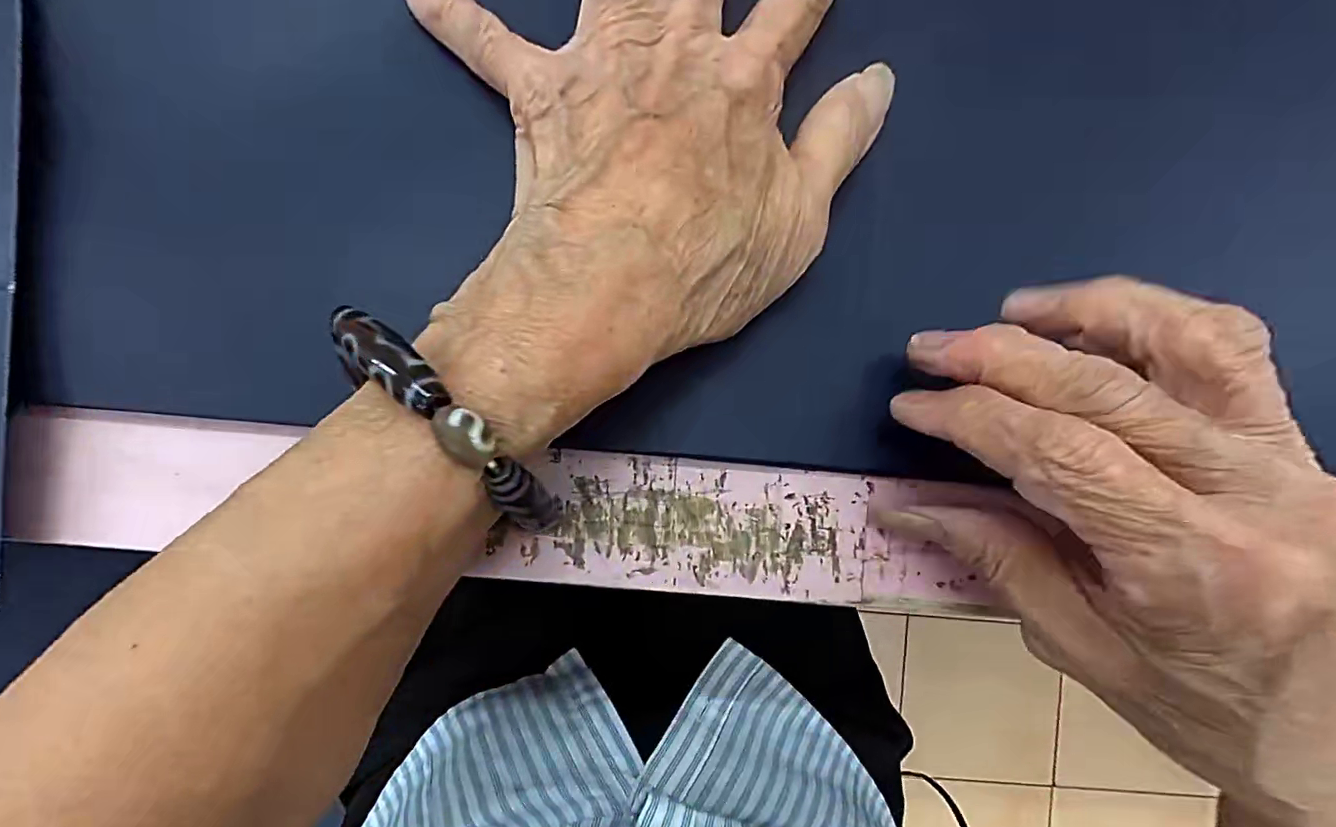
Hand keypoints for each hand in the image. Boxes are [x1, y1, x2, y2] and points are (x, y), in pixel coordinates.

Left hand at [409, 0, 894, 453]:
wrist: (610, 289)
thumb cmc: (708, 268)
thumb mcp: (798, 226)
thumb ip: (839, 146)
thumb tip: (877, 81)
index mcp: (747, 82)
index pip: (796, 3)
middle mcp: (675, 51)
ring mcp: (602, 67)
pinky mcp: (540, 98)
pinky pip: (489, 46)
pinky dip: (458, 14)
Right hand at [875, 277, 1335, 826]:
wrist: (1331, 742)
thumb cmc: (1189, 709)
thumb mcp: (1071, 646)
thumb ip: (995, 559)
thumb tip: (904, 505)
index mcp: (1188, 563)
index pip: (1063, 455)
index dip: (974, 417)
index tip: (911, 404)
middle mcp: (1258, 496)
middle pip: (1115, 392)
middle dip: (1006, 357)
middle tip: (930, 348)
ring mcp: (1299, 464)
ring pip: (1198, 346)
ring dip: (1093, 312)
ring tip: (1014, 309)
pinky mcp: (1309, 452)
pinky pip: (1241, 360)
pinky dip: (1161, 324)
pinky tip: (1100, 324)